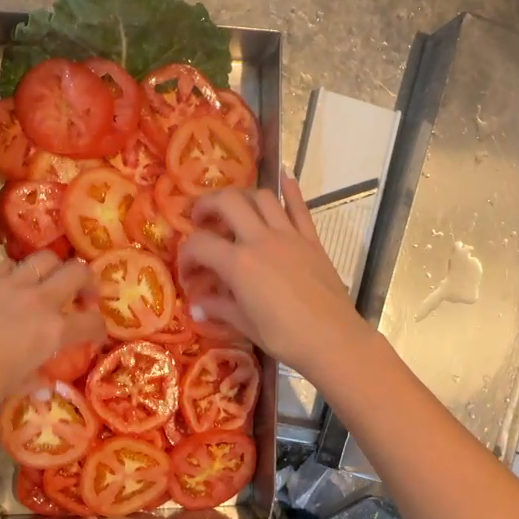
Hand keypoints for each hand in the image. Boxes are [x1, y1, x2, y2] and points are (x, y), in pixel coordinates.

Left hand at [0, 251, 105, 410]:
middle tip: (82, 297)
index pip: (92, 322)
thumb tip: (45, 386)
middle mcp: (38, 300)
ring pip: (45, 258)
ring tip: (47, 283)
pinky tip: (9, 286)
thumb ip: (35, 379)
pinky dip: (17, 272)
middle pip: (78, 272)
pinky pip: (8, 264)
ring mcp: (9, 283)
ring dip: (54, 268)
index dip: (100, 329)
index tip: (96, 334)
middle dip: (88, 282)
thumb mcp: (14, 386)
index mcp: (52, 331)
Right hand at [176, 177, 369, 371]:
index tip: (188, 274)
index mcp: (239, 264)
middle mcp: (261, 240)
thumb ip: (219, 309)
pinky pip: (299, 207)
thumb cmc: (285, 337)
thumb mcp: (246, 326)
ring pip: (262, 196)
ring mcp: (289, 235)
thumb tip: (197, 307)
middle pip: (228, 202)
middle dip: (207, 205)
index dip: (186, 256)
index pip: (200, 245)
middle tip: (201, 220)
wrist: (332, 339)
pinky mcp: (311, 240)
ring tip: (235, 210)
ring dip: (243, 196)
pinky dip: (290, 190)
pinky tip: (285, 180)